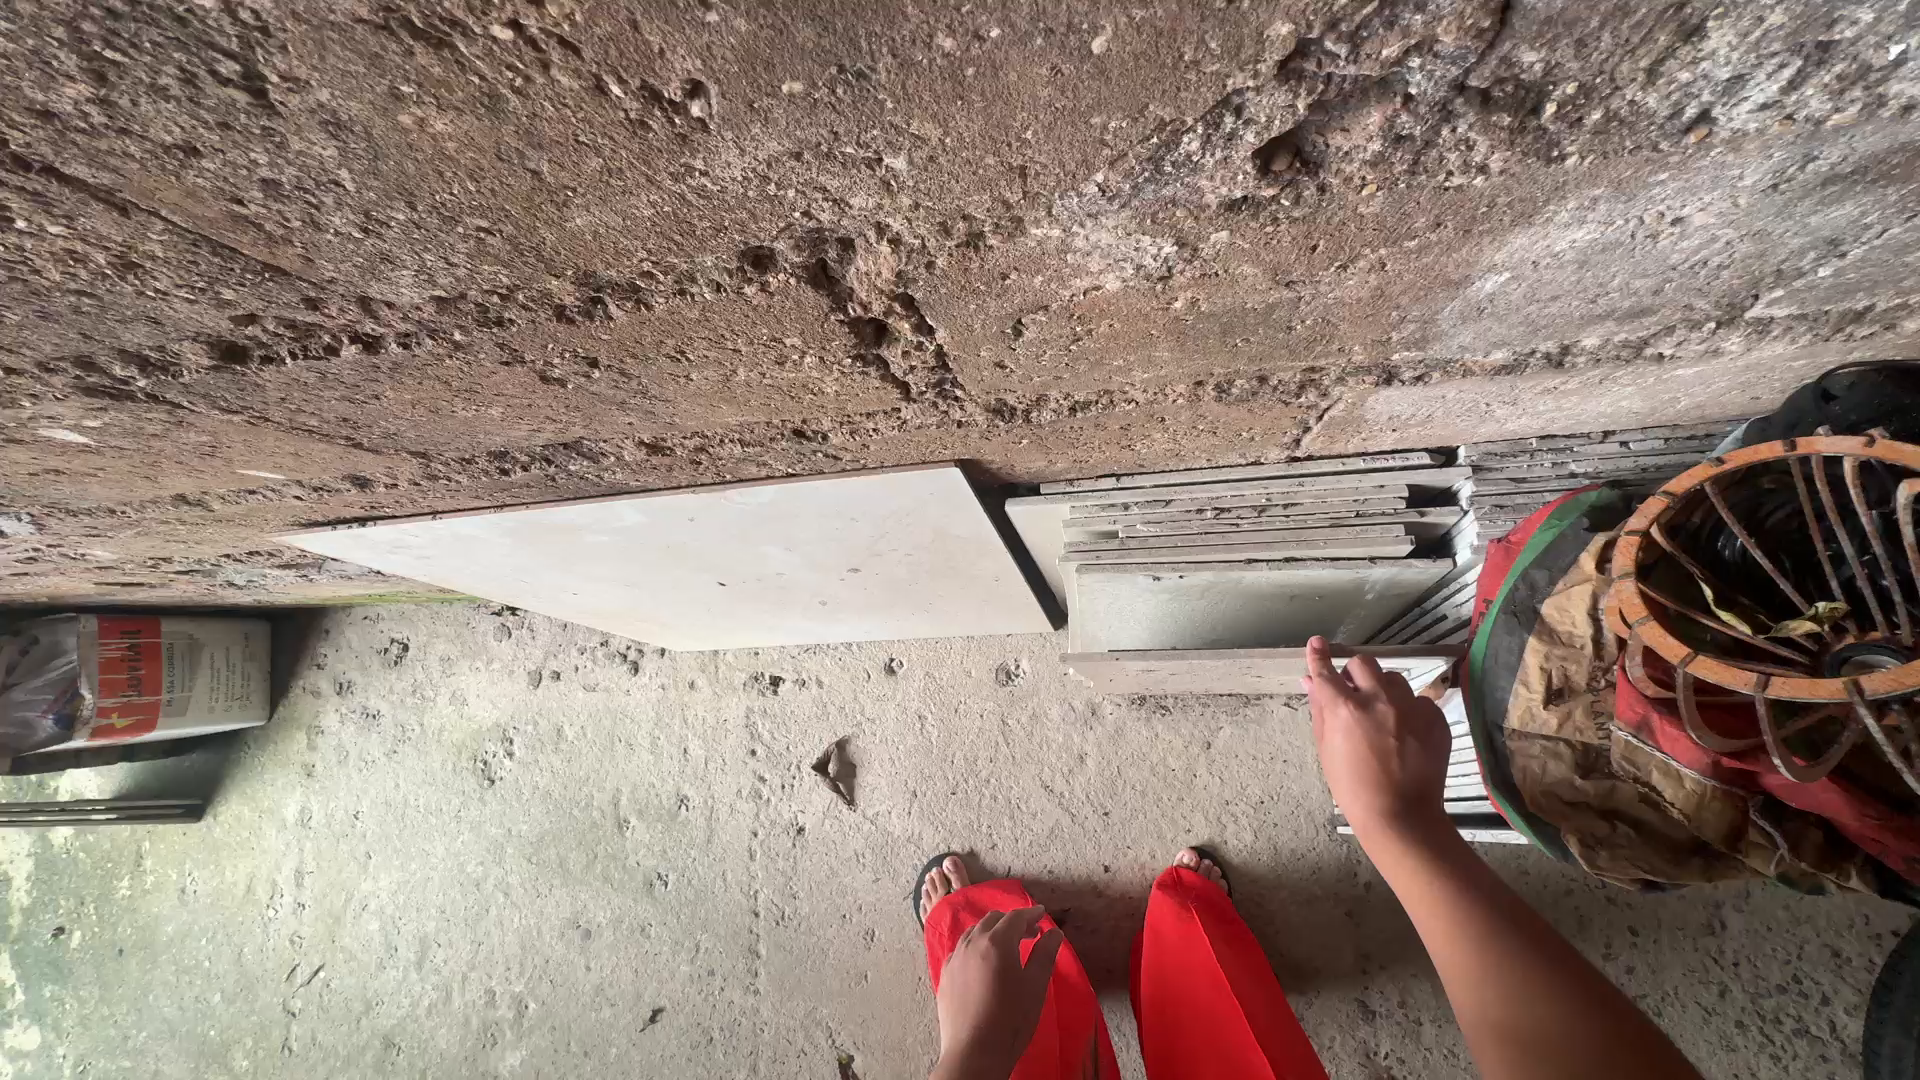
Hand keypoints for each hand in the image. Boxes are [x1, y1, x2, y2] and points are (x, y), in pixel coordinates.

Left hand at [931, 906, 1063, 1079]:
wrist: (974, 1053)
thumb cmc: (1011, 1020)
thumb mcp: (1035, 987)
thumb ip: (1044, 955)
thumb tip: (1054, 933)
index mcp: (997, 942)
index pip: (1016, 917)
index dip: (1031, 913)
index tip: (1042, 914)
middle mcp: (973, 942)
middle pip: (994, 919)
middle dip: (1012, 921)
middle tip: (1029, 933)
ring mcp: (956, 957)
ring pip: (975, 931)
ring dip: (992, 930)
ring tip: (1006, 944)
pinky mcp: (946, 973)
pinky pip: (961, 948)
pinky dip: (975, 945)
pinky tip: (982, 961)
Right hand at [1301, 636, 1452, 840]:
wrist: (1400, 814)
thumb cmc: (1351, 784)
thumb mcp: (1326, 746)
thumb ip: (1320, 708)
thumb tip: (1311, 681)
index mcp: (1345, 708)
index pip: (1327, 670)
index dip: (1319, 655)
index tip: (1317, 643)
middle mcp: (1378, 700)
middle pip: (1364, 663)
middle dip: (1354, 672)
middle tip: (1352, 690)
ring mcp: (1410, 708)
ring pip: (1393, 679)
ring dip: (1382, 688)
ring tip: (1381, 712)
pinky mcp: (1435, 719)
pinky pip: (1418, 700)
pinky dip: (1408, 709)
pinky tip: (1404, 730)